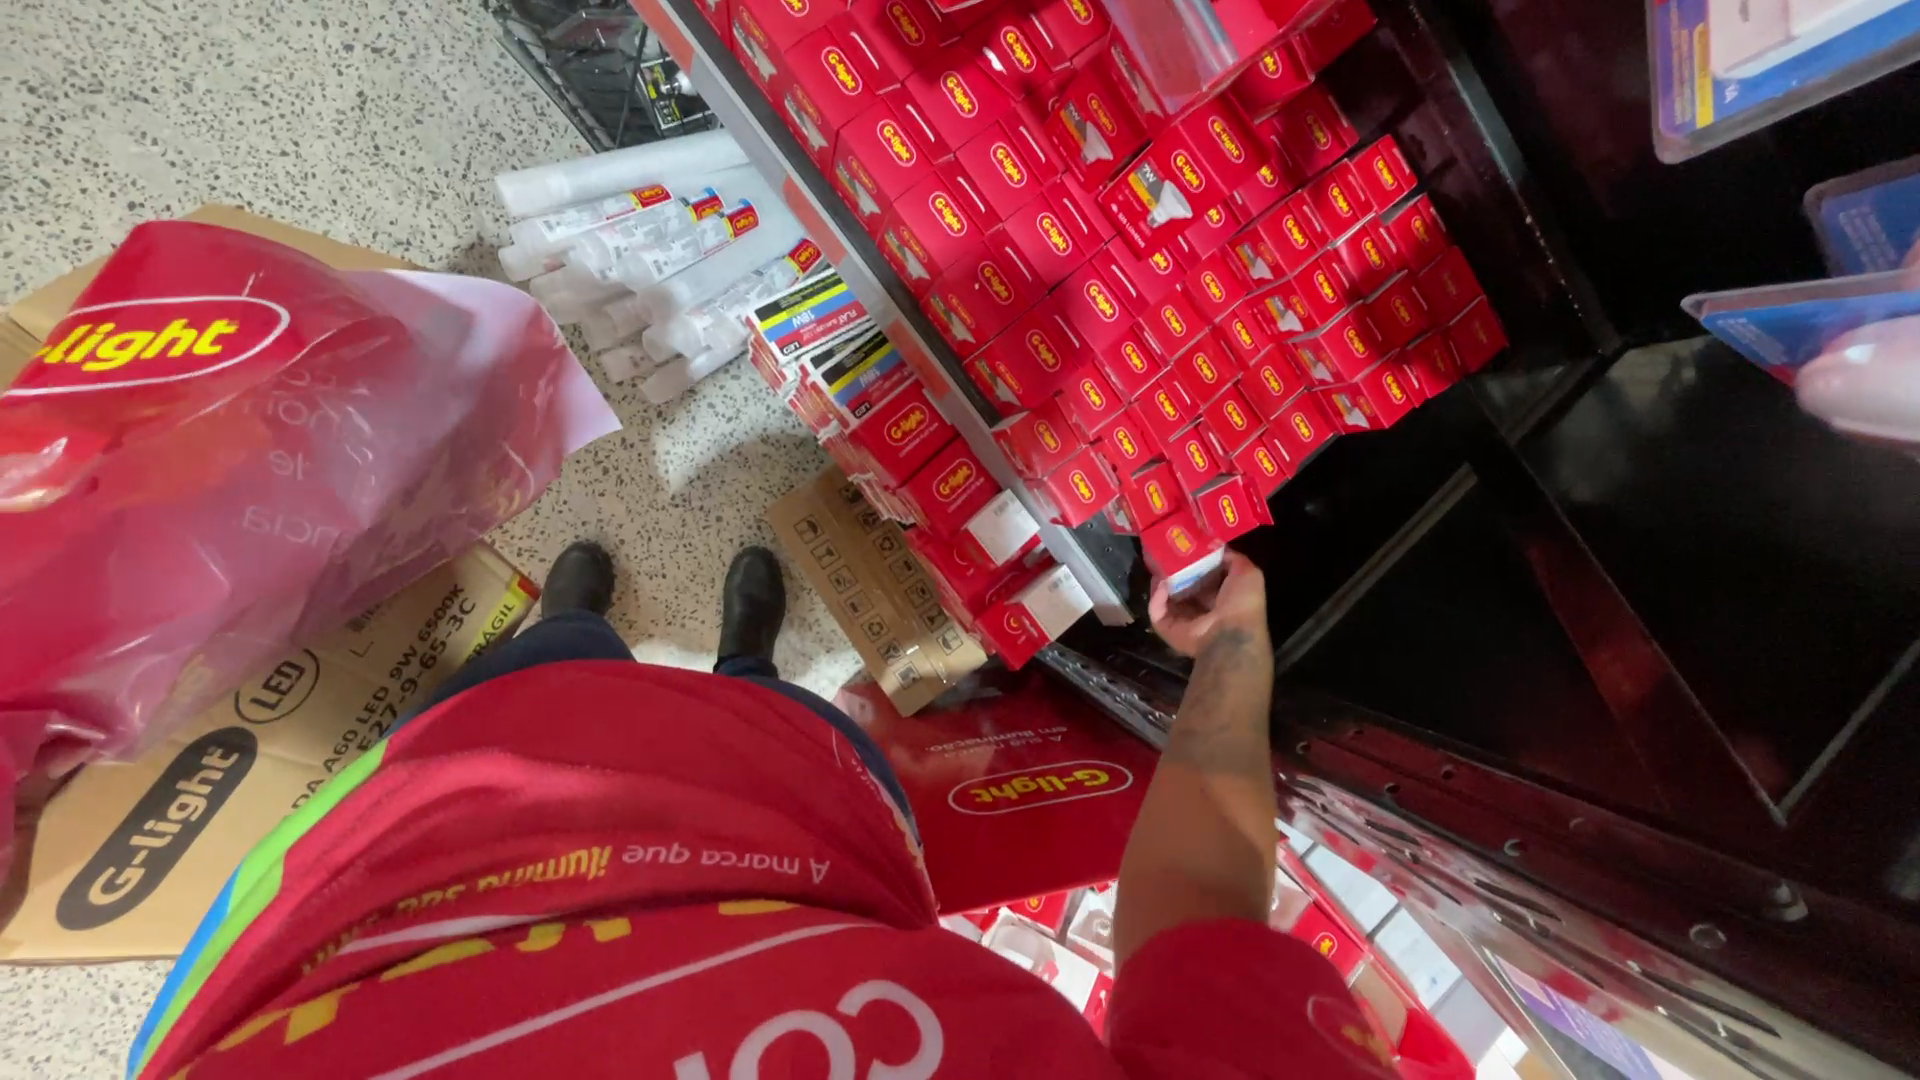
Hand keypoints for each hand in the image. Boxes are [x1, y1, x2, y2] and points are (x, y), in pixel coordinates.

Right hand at [1149, 551, 1267, 657]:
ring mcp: (1180, 618)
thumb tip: (1216, 547)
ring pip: (1164, 595)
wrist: (1229, 632)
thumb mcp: (1248, 573)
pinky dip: (1157, 596)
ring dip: (1161, 579)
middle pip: (1180, 584)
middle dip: (1172, 569)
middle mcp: (1199, 608)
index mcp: (1219, 597)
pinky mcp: (1165, 626)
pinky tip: (1162, 584)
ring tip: (1157, 563)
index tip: (1185, 546)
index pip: (1202, 576)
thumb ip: (1232, 558)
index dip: (1194, 561)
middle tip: (1164, 552)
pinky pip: (1156, 608)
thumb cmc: (1241, 603)